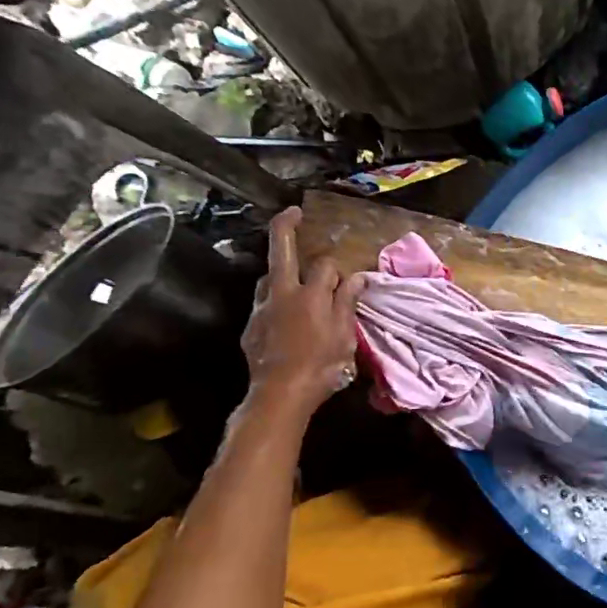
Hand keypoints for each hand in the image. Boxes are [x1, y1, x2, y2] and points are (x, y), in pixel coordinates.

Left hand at [240, 207, 366, 416]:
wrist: (279, 395)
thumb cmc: (320, 366)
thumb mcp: (344, 336)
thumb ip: (347, 303)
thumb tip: (356, 278)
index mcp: (310, 294)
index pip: (325, 266)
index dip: (337, 270)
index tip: (344, 282)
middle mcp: (282, 293)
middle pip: (281, 251)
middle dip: (286, 226)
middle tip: (292, 212)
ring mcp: (261, 309)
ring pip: (267, 278)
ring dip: (280, 272)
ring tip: (292, 280)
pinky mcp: (250, 327)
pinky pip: (262, 304)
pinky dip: (273, 302)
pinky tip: (283, 317)